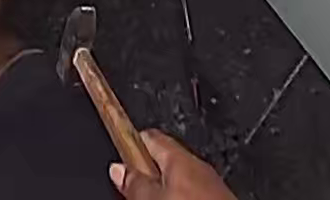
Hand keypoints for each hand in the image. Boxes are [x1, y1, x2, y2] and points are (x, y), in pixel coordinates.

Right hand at [110, 130, 237, 199]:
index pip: (147, 136)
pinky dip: (182, 199)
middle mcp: (198, 167)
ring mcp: (212, 189)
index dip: (129, 145)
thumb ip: (135, 183)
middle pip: (163, 162)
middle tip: (136, 194)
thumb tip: (116, 168)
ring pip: (179, 183)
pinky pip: (194, 195)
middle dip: (149, 175)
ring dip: (166, 192)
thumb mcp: (155, 199)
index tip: (119, 157)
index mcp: (180, 156)